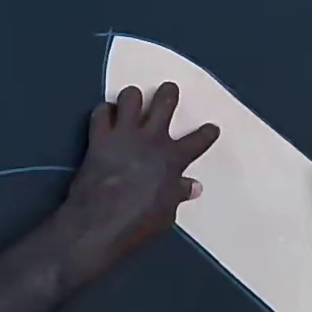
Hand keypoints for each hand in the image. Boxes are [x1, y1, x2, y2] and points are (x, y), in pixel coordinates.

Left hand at [55, 83, 218, 279]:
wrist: (101, 221)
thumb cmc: (138, 222)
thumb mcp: (167, 212)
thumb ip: (178, 193)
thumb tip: (192, 187)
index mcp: (172, 159)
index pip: (198, 141)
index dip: (207, 133)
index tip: (211, 128)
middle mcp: (151, 140)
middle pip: (165, 102)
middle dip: (168, 92)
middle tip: (168, 90)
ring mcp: (125, 135)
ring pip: (131, 97)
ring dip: (132, 98)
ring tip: (132, 101)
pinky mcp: (100, 137)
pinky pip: (100, 113)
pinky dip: (103, 112)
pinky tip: (105, 116)